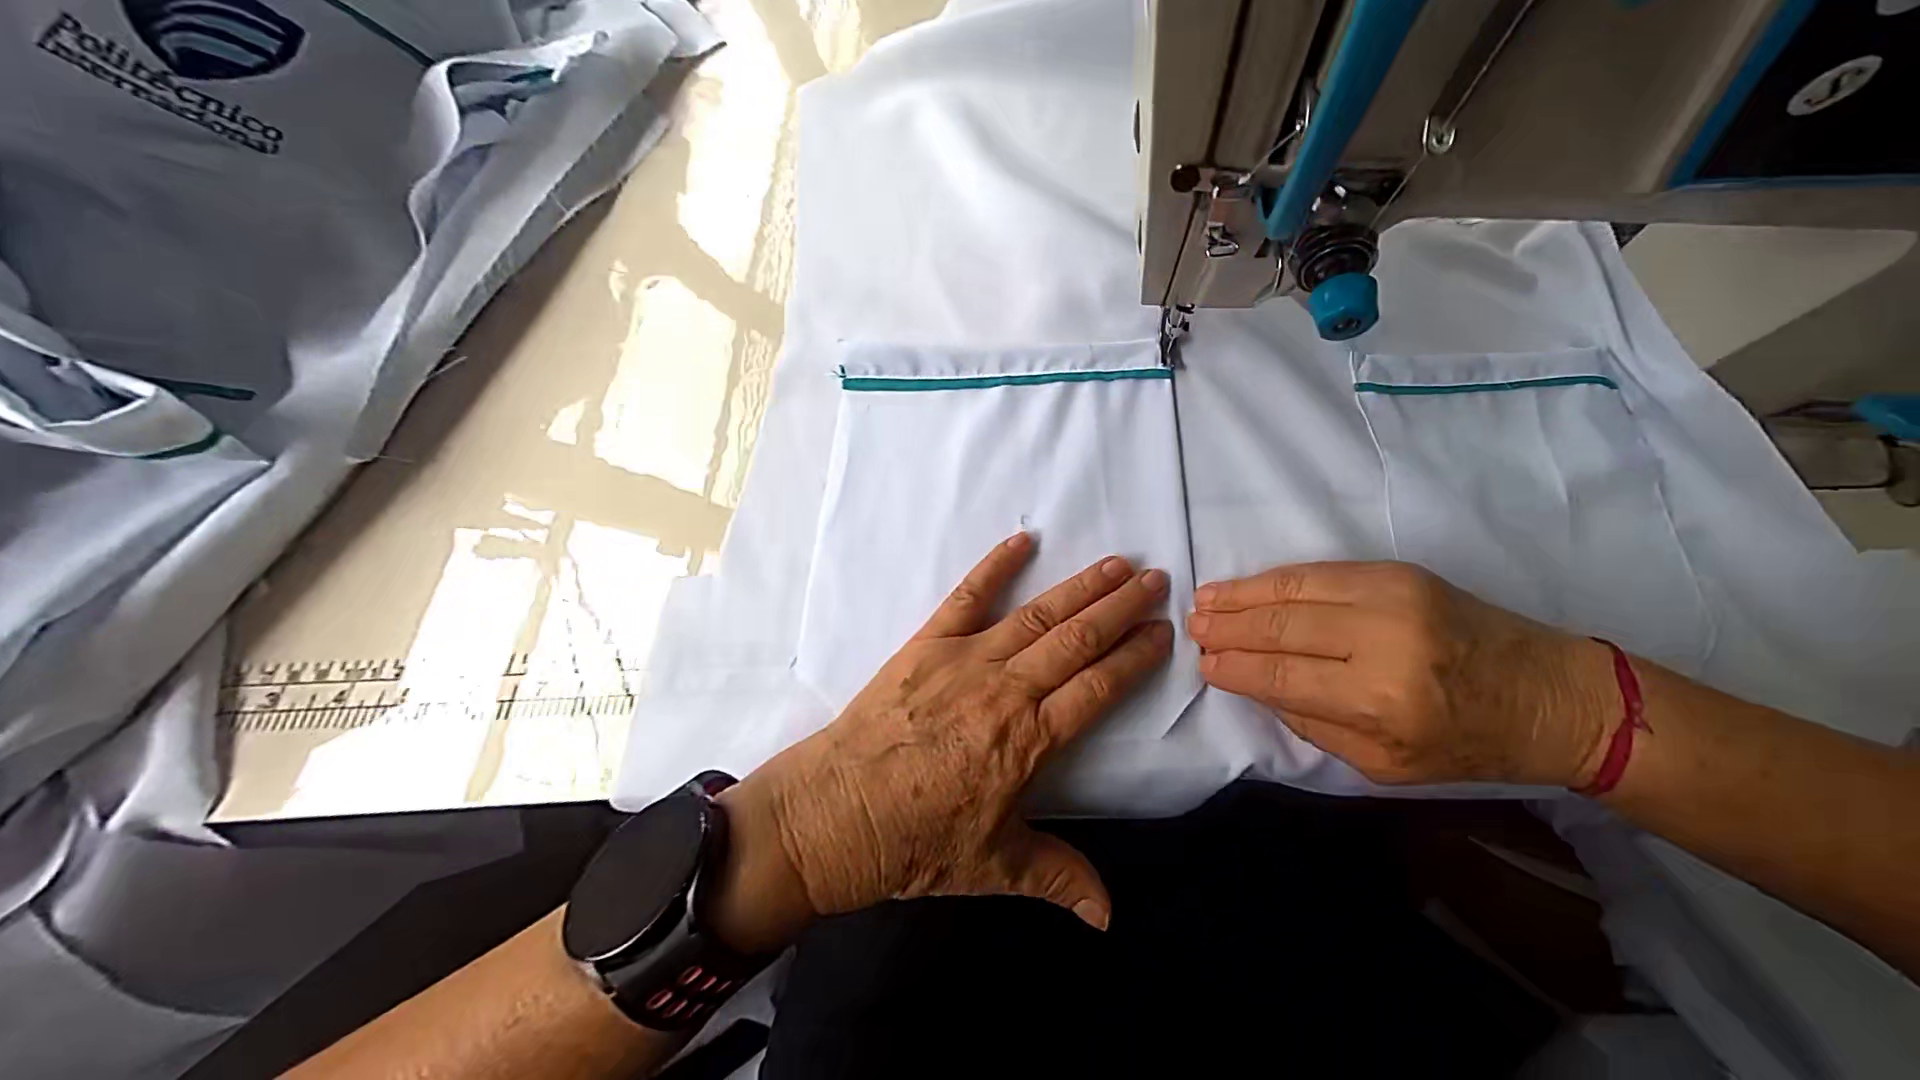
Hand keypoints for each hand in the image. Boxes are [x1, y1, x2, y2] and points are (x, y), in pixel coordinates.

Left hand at [710, 532, 1172, 944]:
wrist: (832, 815)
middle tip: (1156, 580)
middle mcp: (1004, 691)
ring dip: (1079, 587)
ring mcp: (963, 661)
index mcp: (1028, 741)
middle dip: (1121, 608)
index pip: (1098, 688)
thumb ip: (1058, 877)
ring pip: (1035, 616)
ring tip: (1115, 564)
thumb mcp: (993, 867)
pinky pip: (966, 597)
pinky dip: (994, 566)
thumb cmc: (914, 843)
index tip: (1163, 632)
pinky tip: (1021, 539)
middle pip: (1076, 641)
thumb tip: (1109, 916)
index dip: (1134, 658)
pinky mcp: (924, 645)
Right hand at [1187, 561, 1614, 787]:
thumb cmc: (1468, 744)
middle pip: (1280, 627)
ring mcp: (1393, 597)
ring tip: (1205, 600)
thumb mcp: (1384, 764)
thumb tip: (1253, 681)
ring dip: (1241, 595)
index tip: (1204, 663)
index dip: (1234, 667)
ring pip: (1293, 589)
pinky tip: (1248, 587)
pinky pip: (1320, 571)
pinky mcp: (1401, 572)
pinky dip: (1276, 580)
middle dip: (1228, 628)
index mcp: (1382, 701)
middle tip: (1193, 627)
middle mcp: (1384, 640)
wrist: (1554, 695)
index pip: (1280, 675)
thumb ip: (1311, 721)